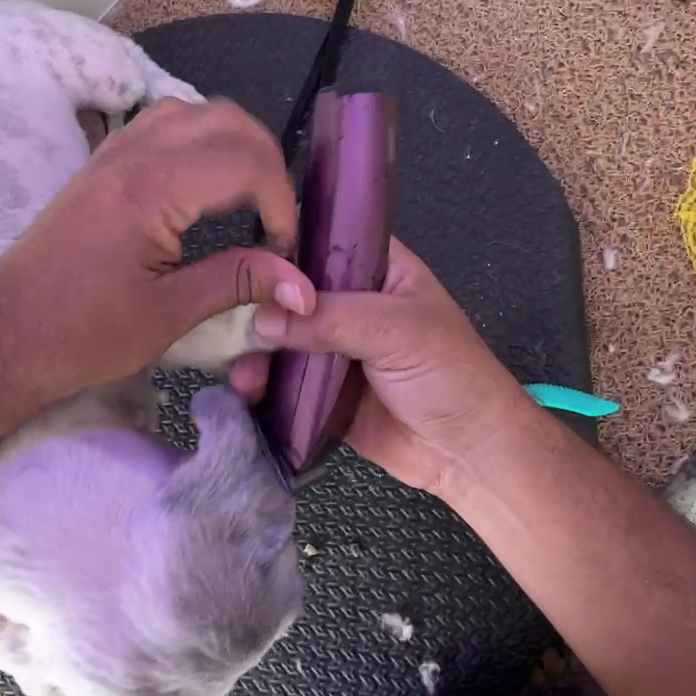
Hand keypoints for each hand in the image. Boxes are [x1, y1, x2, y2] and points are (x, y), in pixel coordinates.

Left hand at [0, 99, 315, 417]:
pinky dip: (198, 138)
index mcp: (152, 189)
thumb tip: (302, 283)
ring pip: (193, 111)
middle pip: (226, 120)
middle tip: (275, 216)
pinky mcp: (100, 164)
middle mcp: (133, 154)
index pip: (245, 160)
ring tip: (248, 195)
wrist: (3, 337)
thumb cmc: (82, 334)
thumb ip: (238, 282)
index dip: (281, 199)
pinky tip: (203, 180)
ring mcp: (112, 153)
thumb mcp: (169, 314)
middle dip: (268, 162)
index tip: (284, 245)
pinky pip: (162, 123)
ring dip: (234, 142)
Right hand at [249, 238, 538, 500]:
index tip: (241, 263)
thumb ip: (331, 318)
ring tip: (240, 373)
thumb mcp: (396, 329)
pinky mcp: (321, 392)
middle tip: (226, 325)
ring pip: (281, 340)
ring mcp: (334, 349)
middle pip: (290, 296)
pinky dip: (261, 386)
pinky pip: (283, 383)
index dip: (282, 249)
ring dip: (255, 353)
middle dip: (257, 309)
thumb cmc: (449, 373)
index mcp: (376, 269)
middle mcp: (350, 303)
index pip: (321, 242)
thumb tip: (261, 320)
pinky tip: (243, 391)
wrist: (469, 452)